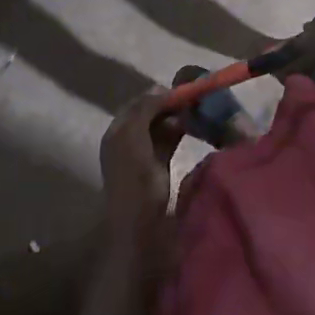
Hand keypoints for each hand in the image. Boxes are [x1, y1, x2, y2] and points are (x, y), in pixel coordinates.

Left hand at [100, 90, 183, 226]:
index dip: (157, 95)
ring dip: (177, 118)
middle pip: (151, 114)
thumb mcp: (133, 136)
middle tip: (193, 100)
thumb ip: (144, 110)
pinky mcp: (159, 167)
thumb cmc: (132, 177)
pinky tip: (194, 126)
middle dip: (170, 105)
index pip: (138, 103)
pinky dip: (180, 132)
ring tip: (196, 111)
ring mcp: (144, 153)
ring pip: (161, 126)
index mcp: (118, 131)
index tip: (181, 89)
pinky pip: (169, 141)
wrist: (139, 226)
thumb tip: (160, 88)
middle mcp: (129, 139)